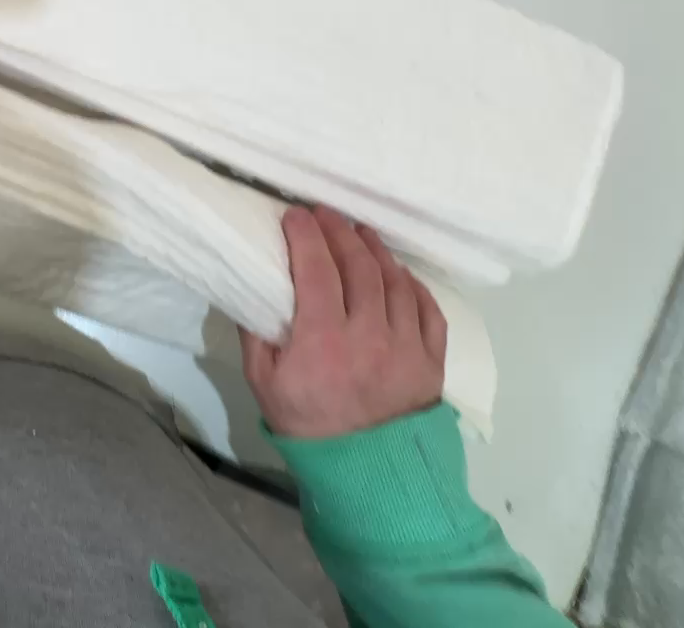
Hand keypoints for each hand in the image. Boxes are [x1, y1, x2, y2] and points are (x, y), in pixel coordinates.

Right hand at [239, 205, 446, 438]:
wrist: (364, 470)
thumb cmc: (303, 419)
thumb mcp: (261, 378)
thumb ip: (256, 331)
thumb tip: (251, 288)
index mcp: (322, 339)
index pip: (317, 270)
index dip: (306, 235)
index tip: (293, 214)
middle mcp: (369, 335)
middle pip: (359, 267)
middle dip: (340, 231)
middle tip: (325, 212)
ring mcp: (407, 347)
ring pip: (395, 282)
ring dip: (375, 250)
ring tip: (359, 232)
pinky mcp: (432, 362)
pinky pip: (429, 311)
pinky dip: (412, 284)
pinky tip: (397, 272)